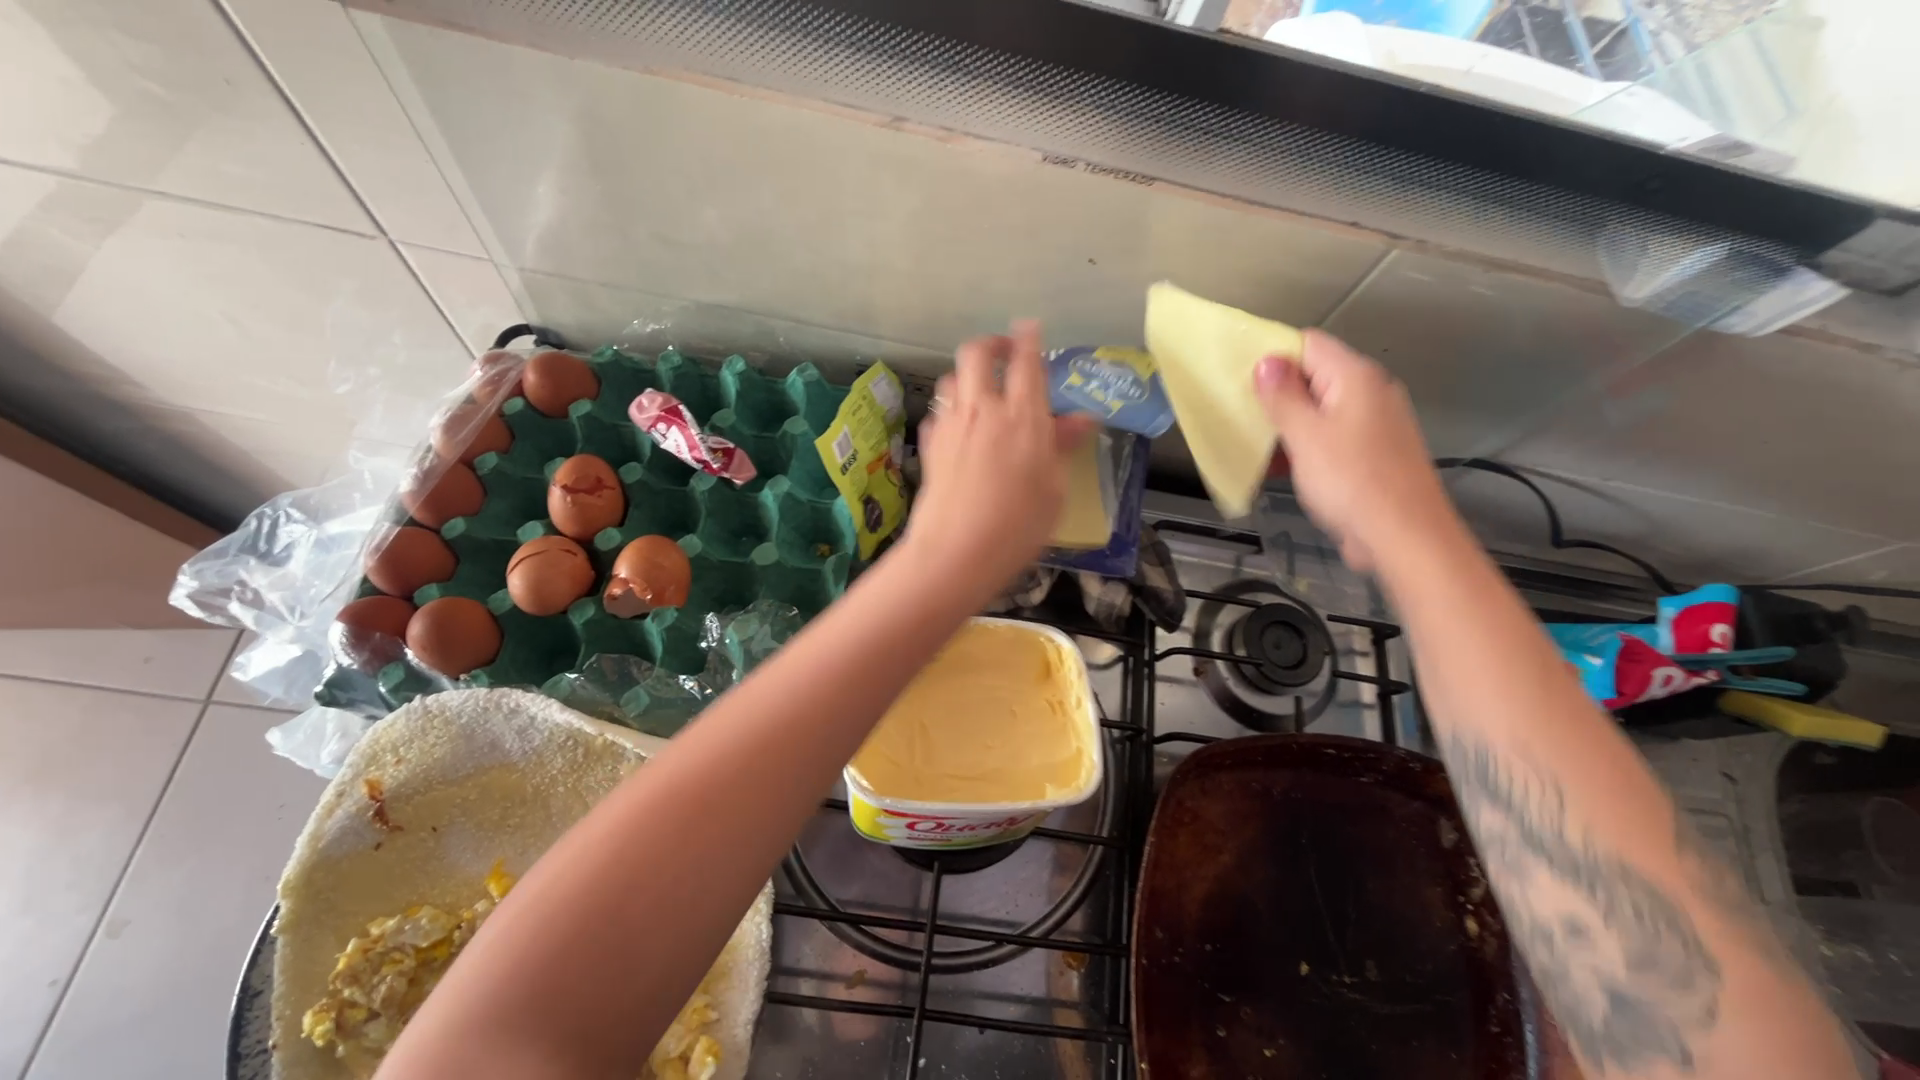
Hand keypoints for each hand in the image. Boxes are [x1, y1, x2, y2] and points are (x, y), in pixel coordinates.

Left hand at [905, 320, 1096, 600]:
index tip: (1029, 327)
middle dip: (991, 344)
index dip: (1028, 338)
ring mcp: (951, 426)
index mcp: (1022, 416)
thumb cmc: (1018, 525)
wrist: (955, 553)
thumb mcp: (1053, 489)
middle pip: (977, 354)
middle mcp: (983, 410)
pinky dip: (949, 413)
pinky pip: (938, 415)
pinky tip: (958, 430)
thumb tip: (1083, 419)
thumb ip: (1062, 446)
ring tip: (980, 391)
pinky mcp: (930, 447)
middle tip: (1003, 352)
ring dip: (966, 377)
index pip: (1025, 361)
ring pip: (952, 380)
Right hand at [1254, 330, 1454, 570]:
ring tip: (1257, 444)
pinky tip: (1284, 467)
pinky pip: (1332, 436)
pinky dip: (1307, 445)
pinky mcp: (1373, 453)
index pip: (1308, 343)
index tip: (1240, 380)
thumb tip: (1267, 361)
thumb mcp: (1305, 436)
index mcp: (1356, 377)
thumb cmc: (1352, 483)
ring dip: (1289, 424)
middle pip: (1315, 375)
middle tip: (1242, 414)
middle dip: (1277, 393)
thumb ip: (1282, 396)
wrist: (1404, 538)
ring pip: (1322, 409)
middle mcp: (1370, 392)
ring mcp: (1375, 424)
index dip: (1273, 356)